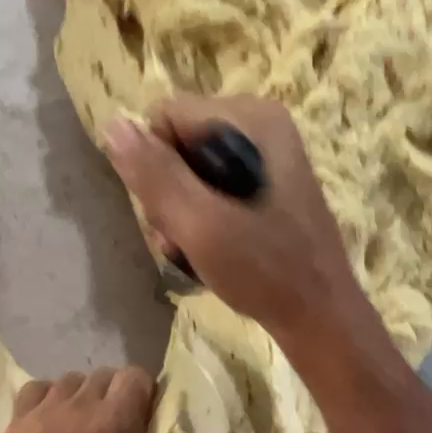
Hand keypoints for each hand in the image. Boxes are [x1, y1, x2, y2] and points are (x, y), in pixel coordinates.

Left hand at [0, 368, 206, 432]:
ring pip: (68, 382)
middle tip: (118, 423)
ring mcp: (44, 413)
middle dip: (115, 393)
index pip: (136, 376)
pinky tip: (50, 421)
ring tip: (83, 423)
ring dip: (81, 395)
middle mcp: (80, 405)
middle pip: (103, 376)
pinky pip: (33, 392)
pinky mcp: (15, 426)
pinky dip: (46, 399)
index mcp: (119, 419)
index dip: (145, 391)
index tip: (146, 414)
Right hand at [102, 95, 370, 345]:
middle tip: (187, 241)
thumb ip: (155, 175)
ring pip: (192, 175)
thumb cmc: (261, 269)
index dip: (155, 169)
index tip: (172, 216)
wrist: (317, 314)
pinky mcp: (270, 187)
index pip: (165, 119)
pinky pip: (216, 192)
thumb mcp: (199, 223)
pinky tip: (214, 254)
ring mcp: (267, 157)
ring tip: (198, 254)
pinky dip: (205, 224)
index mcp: (248, 118)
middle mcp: (260, 125)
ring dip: (183, 218)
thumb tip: (114, 125)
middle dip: (170, 198)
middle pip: (178, 146)